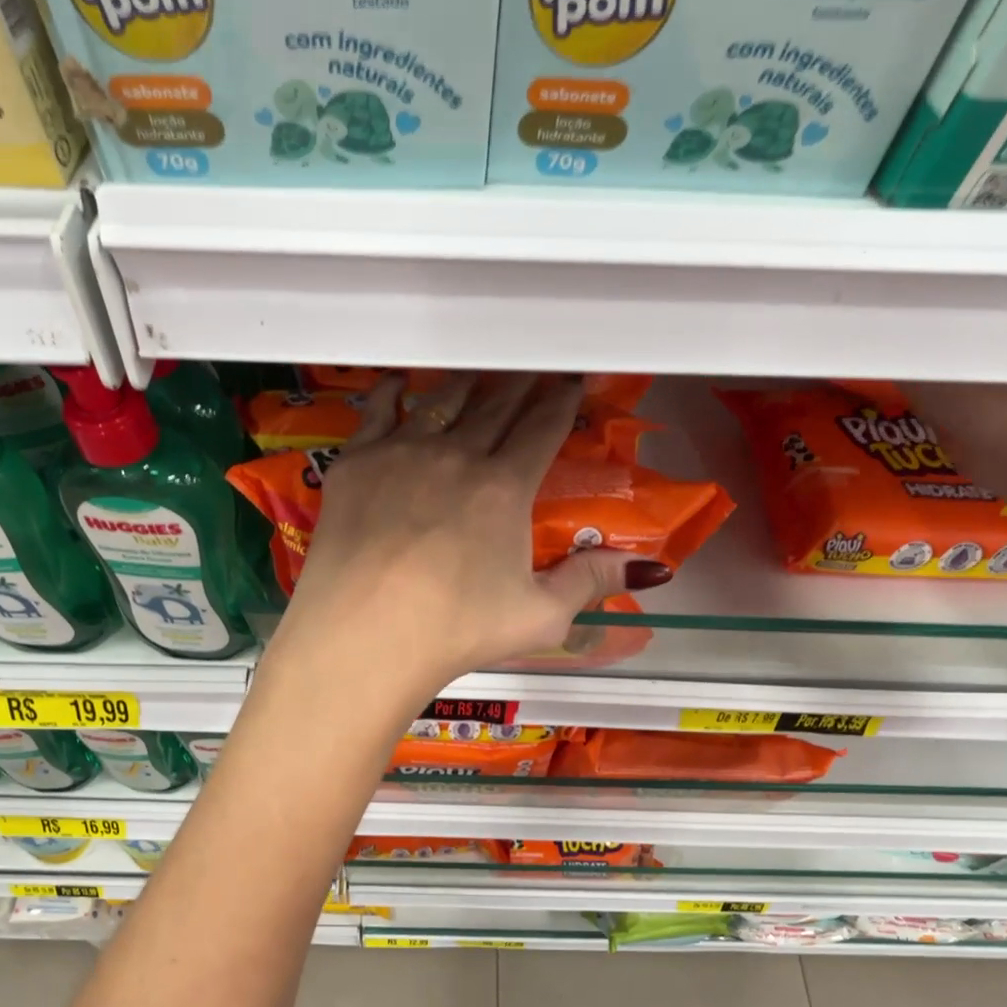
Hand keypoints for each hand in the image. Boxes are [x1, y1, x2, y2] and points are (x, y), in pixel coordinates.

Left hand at [270, 373, 671, 704]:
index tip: (571, 383)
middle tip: (532, 371)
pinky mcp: (356, 462)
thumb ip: (591, 581)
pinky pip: (378, 411)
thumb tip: (649, 566)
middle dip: (520, 386)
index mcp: (504, 486)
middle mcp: (456, 455)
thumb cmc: (455, 630)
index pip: (542, 428)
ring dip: (466, 385)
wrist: (363, 635)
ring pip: (441, 402)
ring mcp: (402, 452)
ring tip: (478, 374)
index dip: (561, 402)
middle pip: (495, 407)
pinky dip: (394, 393)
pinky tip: (401, 384)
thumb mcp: (539, 615)